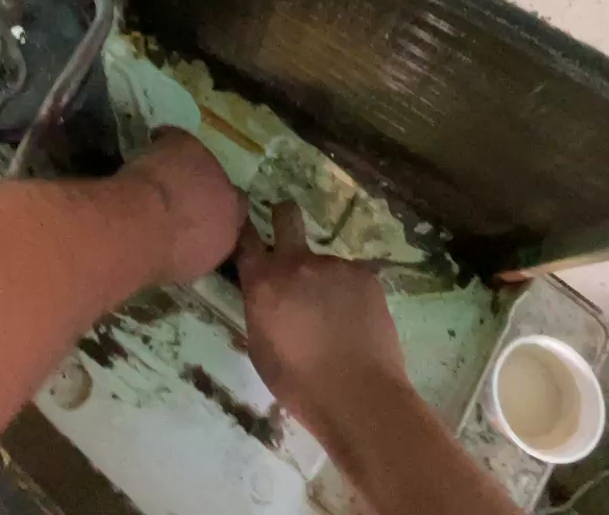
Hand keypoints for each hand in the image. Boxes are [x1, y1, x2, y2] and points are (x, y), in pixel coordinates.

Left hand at [120, 127, 246, 283]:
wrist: (145, 225)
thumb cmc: (166, 256)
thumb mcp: (191, 264)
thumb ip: (200, 248)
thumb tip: (192, 243)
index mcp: (232, 223)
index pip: (237, 211)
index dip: (220, 211)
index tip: (202, 216)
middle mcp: (227, 192)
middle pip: (218, 184)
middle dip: (201, 188)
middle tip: (178, 196)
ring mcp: (207, 164)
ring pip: (197, 160)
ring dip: (182, 166)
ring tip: (162, 174)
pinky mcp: (184, 143)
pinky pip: (176, 136)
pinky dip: (165, 139)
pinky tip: (154, 141)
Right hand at [236, 203, 408, 438]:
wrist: (358, 396)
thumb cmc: (299, 383)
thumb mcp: (260, 347)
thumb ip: (260, 309)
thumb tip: (265, 296)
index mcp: (263, 282)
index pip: (245, 238)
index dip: (244, 228)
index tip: (246, 225)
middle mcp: (296, 262)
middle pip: (286, 215)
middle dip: (283, 214)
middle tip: (286, 229)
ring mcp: (333, 265)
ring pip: (323, 261)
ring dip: (324, 279)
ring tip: (336, 317)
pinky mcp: (364, 275)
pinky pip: (351, 277)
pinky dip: (350, 293)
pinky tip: (357, 322)